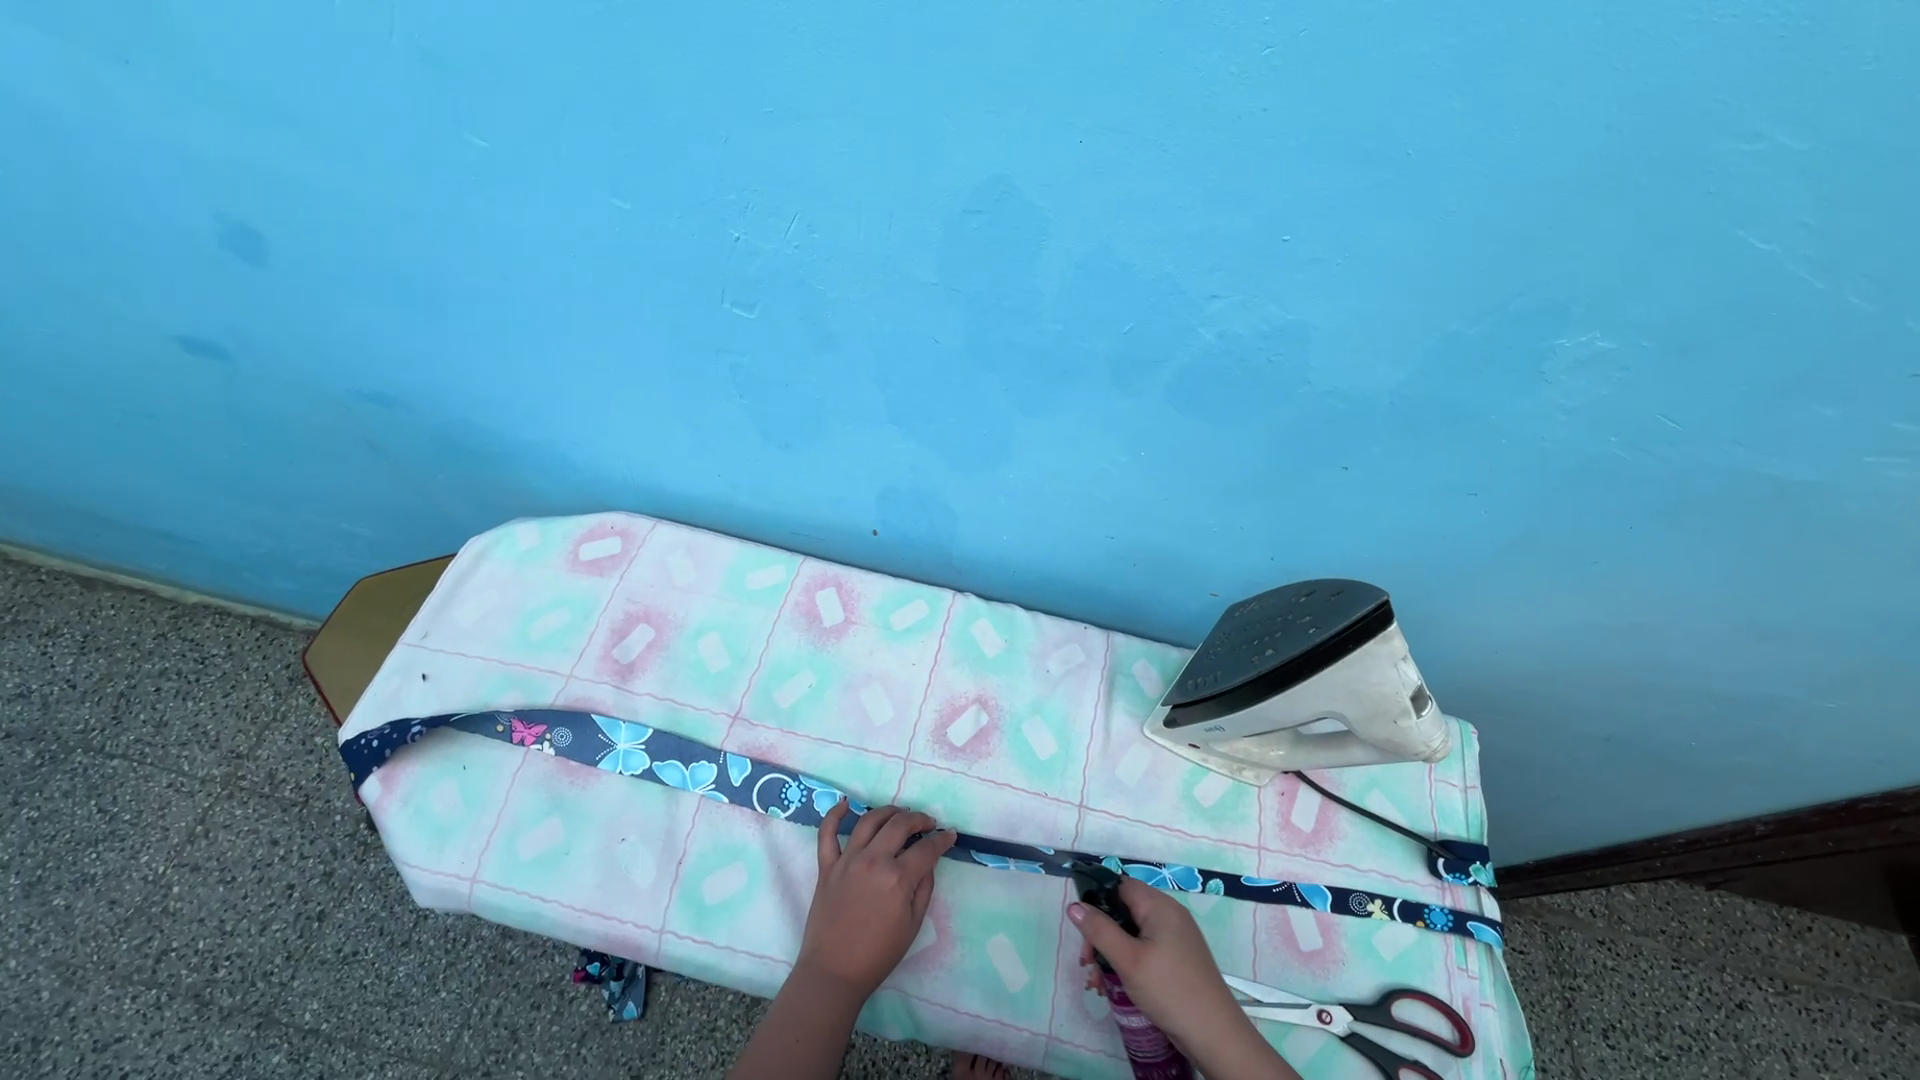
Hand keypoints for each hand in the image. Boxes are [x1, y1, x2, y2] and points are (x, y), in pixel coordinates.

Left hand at [795, 801, 957, 998]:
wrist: (834, 971)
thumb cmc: (878, 954)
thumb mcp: (913, 924)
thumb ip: (924, 887)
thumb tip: (928, 861)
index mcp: (898, 878)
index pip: (927, 848)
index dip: (942, 839)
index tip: (950, 835)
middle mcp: (873, 861)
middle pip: (900, 825)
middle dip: (919, 819)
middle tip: (928, 823)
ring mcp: (847, 860)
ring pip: (869, 820)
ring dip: (888, 812)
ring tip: (900, 814)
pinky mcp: (826, 866)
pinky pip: (827, 834)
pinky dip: (834, 815)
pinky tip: (845, 804)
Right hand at [1069, 878, 1246, 1044]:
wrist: (1214, 1034)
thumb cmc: (1169, 989)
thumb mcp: (1128, 959)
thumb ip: (1099, 930)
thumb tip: (1074, 905)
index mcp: (1160, 906)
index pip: (1121, 886)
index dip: (1097, 901)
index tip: (1081, 929)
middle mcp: (1169, 915)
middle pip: (1124, 911)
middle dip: (1100, 935)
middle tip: (1087, 963)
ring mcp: (1175, 938)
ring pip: (1132, 934)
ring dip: (1110, 953)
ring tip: (1098, 983)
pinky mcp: (1177, 959)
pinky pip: (1144, 950)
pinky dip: (1127, 962)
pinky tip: (1114, 986)